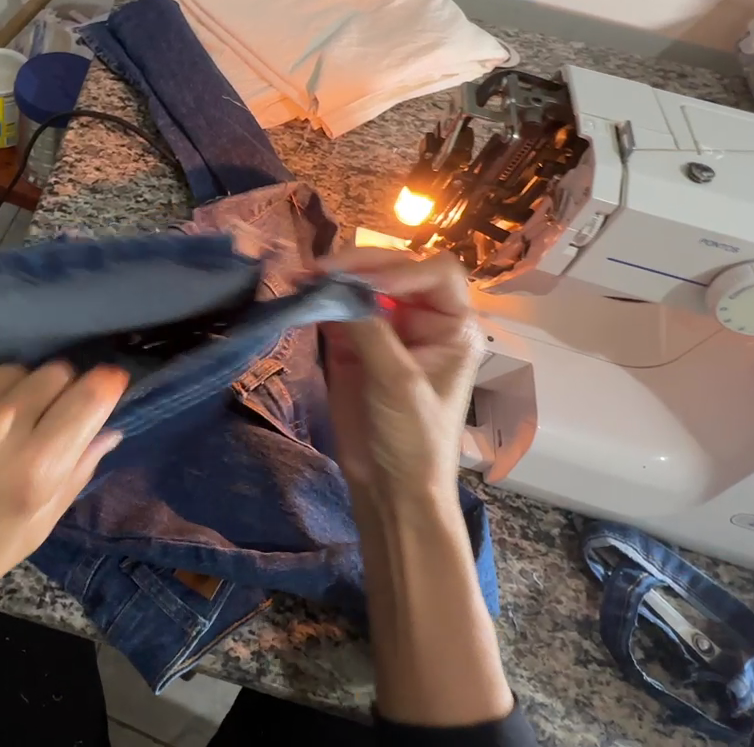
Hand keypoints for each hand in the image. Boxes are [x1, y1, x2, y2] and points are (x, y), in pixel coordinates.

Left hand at [0, 362, 126, 701]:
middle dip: (57, 394)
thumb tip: (107, 428)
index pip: (91, 392)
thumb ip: (75, 474)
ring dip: (13, 392)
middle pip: (54, 372)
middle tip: (37, 426)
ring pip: (12, 370)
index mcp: (35, 466)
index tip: (103, 390)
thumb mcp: (31, 532)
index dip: (103, 387)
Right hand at [318, 249, 481, 513]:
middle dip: (359, 266)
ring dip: (334, 277)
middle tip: (320, 270)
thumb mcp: (397, 382)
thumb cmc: (413, 438)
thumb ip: (370, 329)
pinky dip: (318, 300)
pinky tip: (300, 294)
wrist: (390, 487)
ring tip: (305, 276)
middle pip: (393, 271)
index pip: (435, 273)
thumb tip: (336, 287)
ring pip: (361, 286)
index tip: (365, 284)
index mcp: (452, 327)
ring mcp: (385, 331)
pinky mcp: (353, 345)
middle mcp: (421, 320)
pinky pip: (336, 310)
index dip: (401, 269)